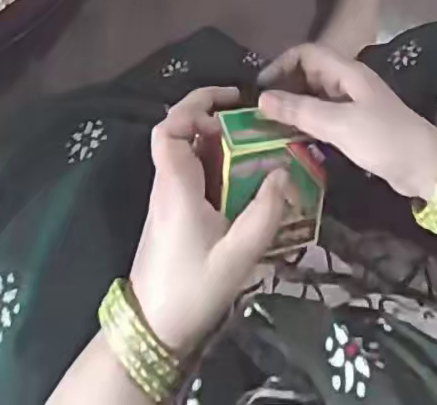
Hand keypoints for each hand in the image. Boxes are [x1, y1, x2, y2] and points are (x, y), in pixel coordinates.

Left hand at [129, 86, 292, 354]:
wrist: (152, 331)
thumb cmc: (190, 290)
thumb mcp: (236, 257)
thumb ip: (263, 214)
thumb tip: (283, 172)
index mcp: (176, 185)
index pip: (168, 128)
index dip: (194, 107)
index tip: (228, 106)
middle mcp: (168, 183)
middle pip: (177, 131)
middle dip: (209, 113)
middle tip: (245, 114)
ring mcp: (168, 197)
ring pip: (185, 150)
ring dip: (214, 138)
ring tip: (251, 138)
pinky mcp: (174, 211)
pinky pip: (192, 171)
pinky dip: (214, 161)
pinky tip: (241, 173)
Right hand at [257, 44, 436, 201]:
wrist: (426, 168)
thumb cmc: (384, 138)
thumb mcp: (339, 124)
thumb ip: (300, 111)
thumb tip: (261, 98)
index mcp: (346, 71)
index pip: (305, 53)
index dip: (280, 65)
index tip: (259, 88)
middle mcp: (347, 82)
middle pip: (307, 73)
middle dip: (283, 86)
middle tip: (258, 109)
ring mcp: (352, 103)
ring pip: (313, 96)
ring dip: (292, 106)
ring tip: (268, 125)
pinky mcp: (354, 124)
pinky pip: (322, 115)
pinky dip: (305, 122)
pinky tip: (290, 138)